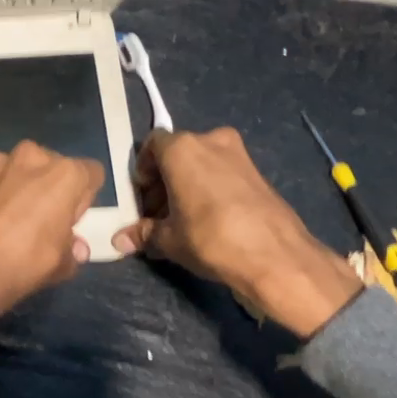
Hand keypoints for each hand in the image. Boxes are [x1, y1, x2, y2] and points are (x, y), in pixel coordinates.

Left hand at [0, 141, 106, 315]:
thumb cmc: (24, 266)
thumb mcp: (63, 265)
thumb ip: (73, 248)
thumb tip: (74, 247)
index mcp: (64, 174)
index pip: (90, 174)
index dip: (82, 197)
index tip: (70, 218)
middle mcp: (28, 156)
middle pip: (48, 165)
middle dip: (45, 185)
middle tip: (36, 218)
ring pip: (9, 168)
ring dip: (10, 184)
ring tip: (1, 217)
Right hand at [113, 128, 360, 337]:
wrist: (275, 256)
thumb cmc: (210, 238)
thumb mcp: (169, 240)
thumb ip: (143, 234)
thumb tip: (120, 241)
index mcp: (182, 148)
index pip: (151, 145)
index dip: (143, 170)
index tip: (143, 198)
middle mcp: (210, 141)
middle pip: (177, 153)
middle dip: (164, 181)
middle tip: (159, 213)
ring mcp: (239, 154)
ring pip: (202, 163)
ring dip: (187, 185)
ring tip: (184, 219)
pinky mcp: (259, 171)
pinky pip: (223, 172)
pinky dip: (210, 188)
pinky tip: (210, 219)